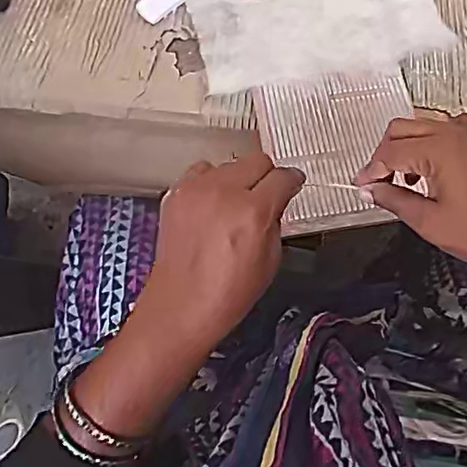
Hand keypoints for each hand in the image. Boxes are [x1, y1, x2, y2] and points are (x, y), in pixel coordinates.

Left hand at [135, 153, 304, 348]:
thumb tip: (275, 202)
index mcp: (253, 211)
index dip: (291, 182)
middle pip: (257, 161)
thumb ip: (275, 221)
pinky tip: (211, 206)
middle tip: (265, 196)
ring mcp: (195, 191)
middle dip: (266, 177)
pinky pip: (200, 174)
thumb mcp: (270, 259)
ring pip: (228, 164)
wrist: (182, 305)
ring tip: (233, 205)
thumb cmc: (225, 292)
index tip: (291, 185)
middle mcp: (222, 193)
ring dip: (236, 180)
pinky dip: (209, 184)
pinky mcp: (175, 195)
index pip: (283, 176)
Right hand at [355, 112, 466, 281]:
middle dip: (383, 154)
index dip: (371, 171)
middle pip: (401, 129)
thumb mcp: (428, 221)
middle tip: (376, 182)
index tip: (363, 186)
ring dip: (403, 146)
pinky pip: (442, 129)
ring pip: (420, 124)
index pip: (389, 152)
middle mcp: (455, 133)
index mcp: (440, 149)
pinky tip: (423, 171)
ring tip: (399, 179)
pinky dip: (425, 144)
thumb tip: (372, 190)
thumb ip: (393, 199)